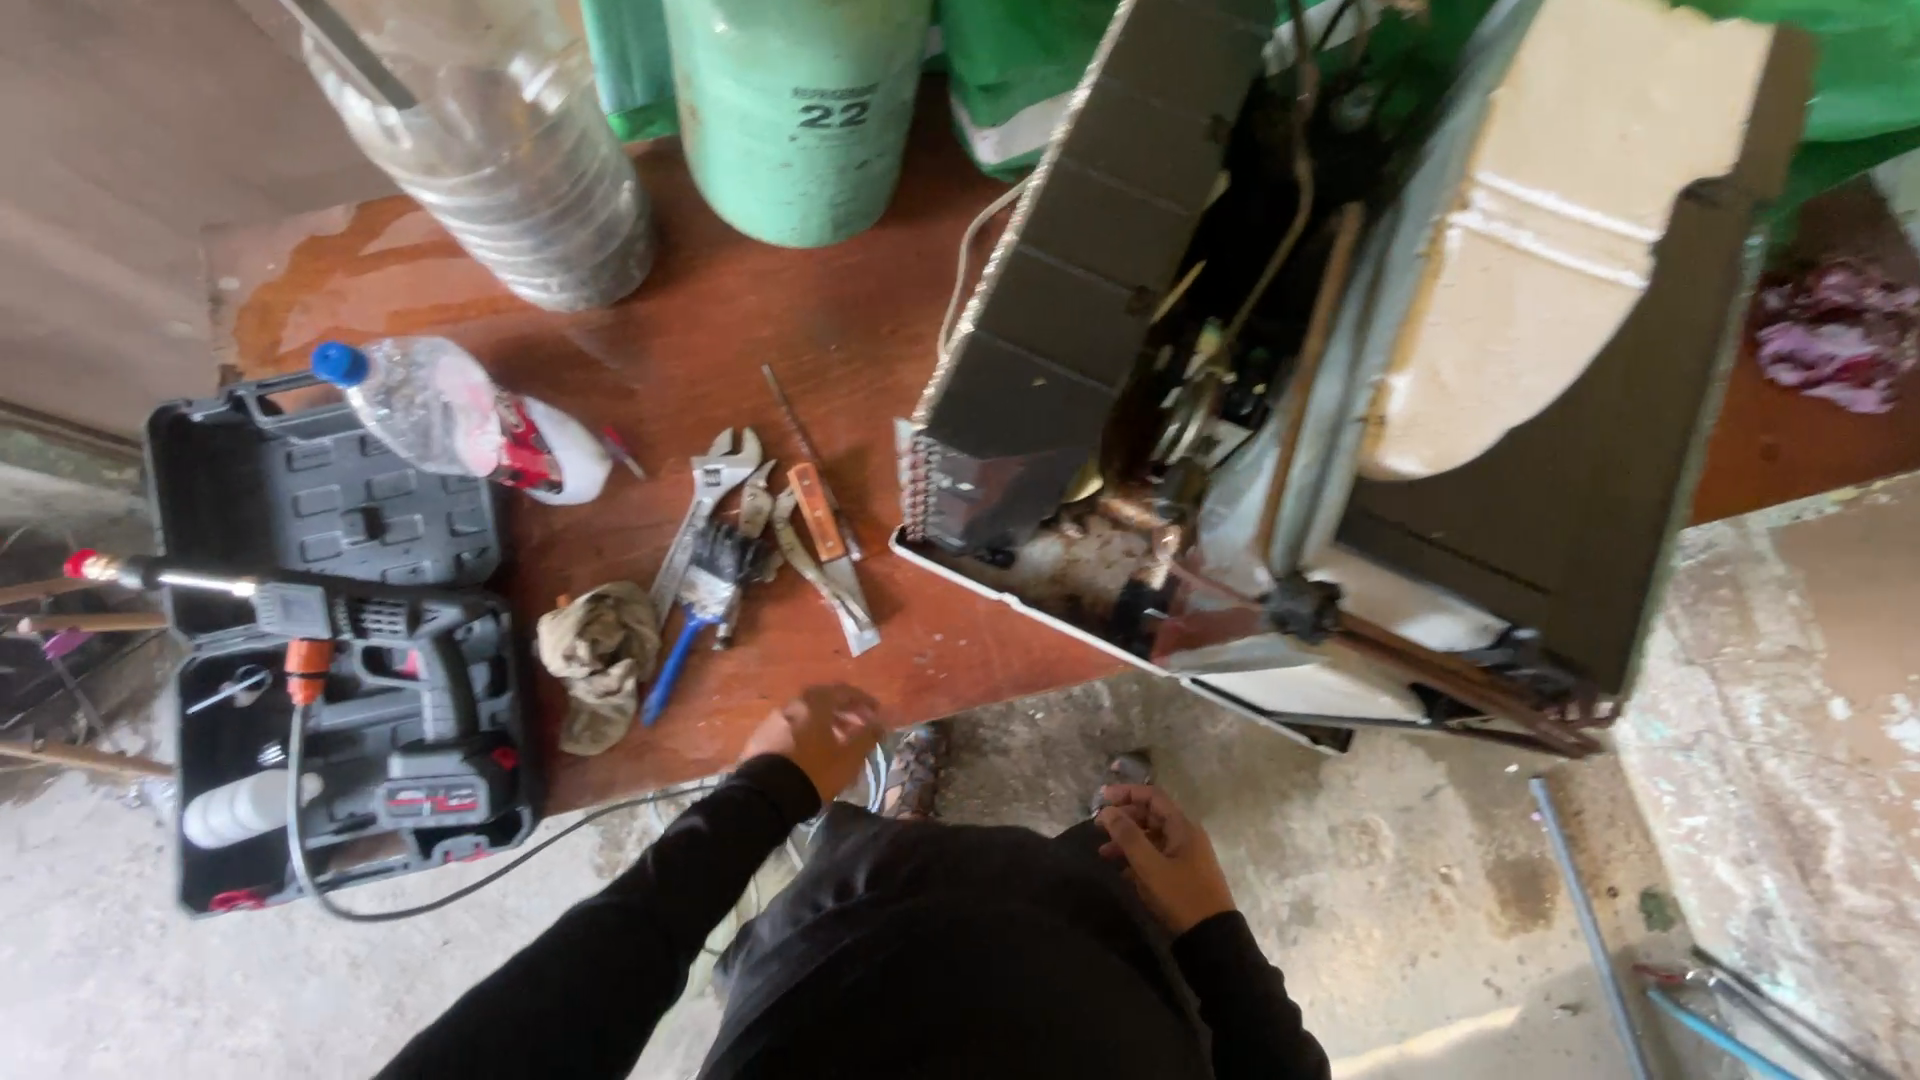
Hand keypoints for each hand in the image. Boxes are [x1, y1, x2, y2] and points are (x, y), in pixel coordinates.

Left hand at [740, 684, 883, 801]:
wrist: (766, 797)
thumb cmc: (814, 771)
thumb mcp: (848, 757)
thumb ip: (866, 737)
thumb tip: (879, 724)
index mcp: (814, 703)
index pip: (843, 692)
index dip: (863, 701)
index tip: (875, 713)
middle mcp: (791, 705)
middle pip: (822, 702)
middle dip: (843, 712)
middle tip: (858, 727)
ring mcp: (772, 721)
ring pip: (805, 716)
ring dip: (824, 724)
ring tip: (837, 743)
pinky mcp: (760, 740)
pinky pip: (790, 730)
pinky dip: (806, 734)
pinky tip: (812, 753)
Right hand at [1097, 784, 1236, 934]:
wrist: (1212, 939)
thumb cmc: (1181, 896)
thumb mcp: (1150, 866)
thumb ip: (1127, 836)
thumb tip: (1107, 811)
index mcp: (1182, 827)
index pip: (1152, 796)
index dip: (1126, 793)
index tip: (1102, 798)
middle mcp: (1185, 836)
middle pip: (1150, 816)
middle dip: (1123, 819)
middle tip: (1098, 828)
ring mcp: (1185, 856)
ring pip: (1151, 838)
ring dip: (1127, 842)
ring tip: (1103, 853)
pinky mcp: (1183, 874)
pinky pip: (1156, 856)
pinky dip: (1138, 858)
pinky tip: (1122, 871)